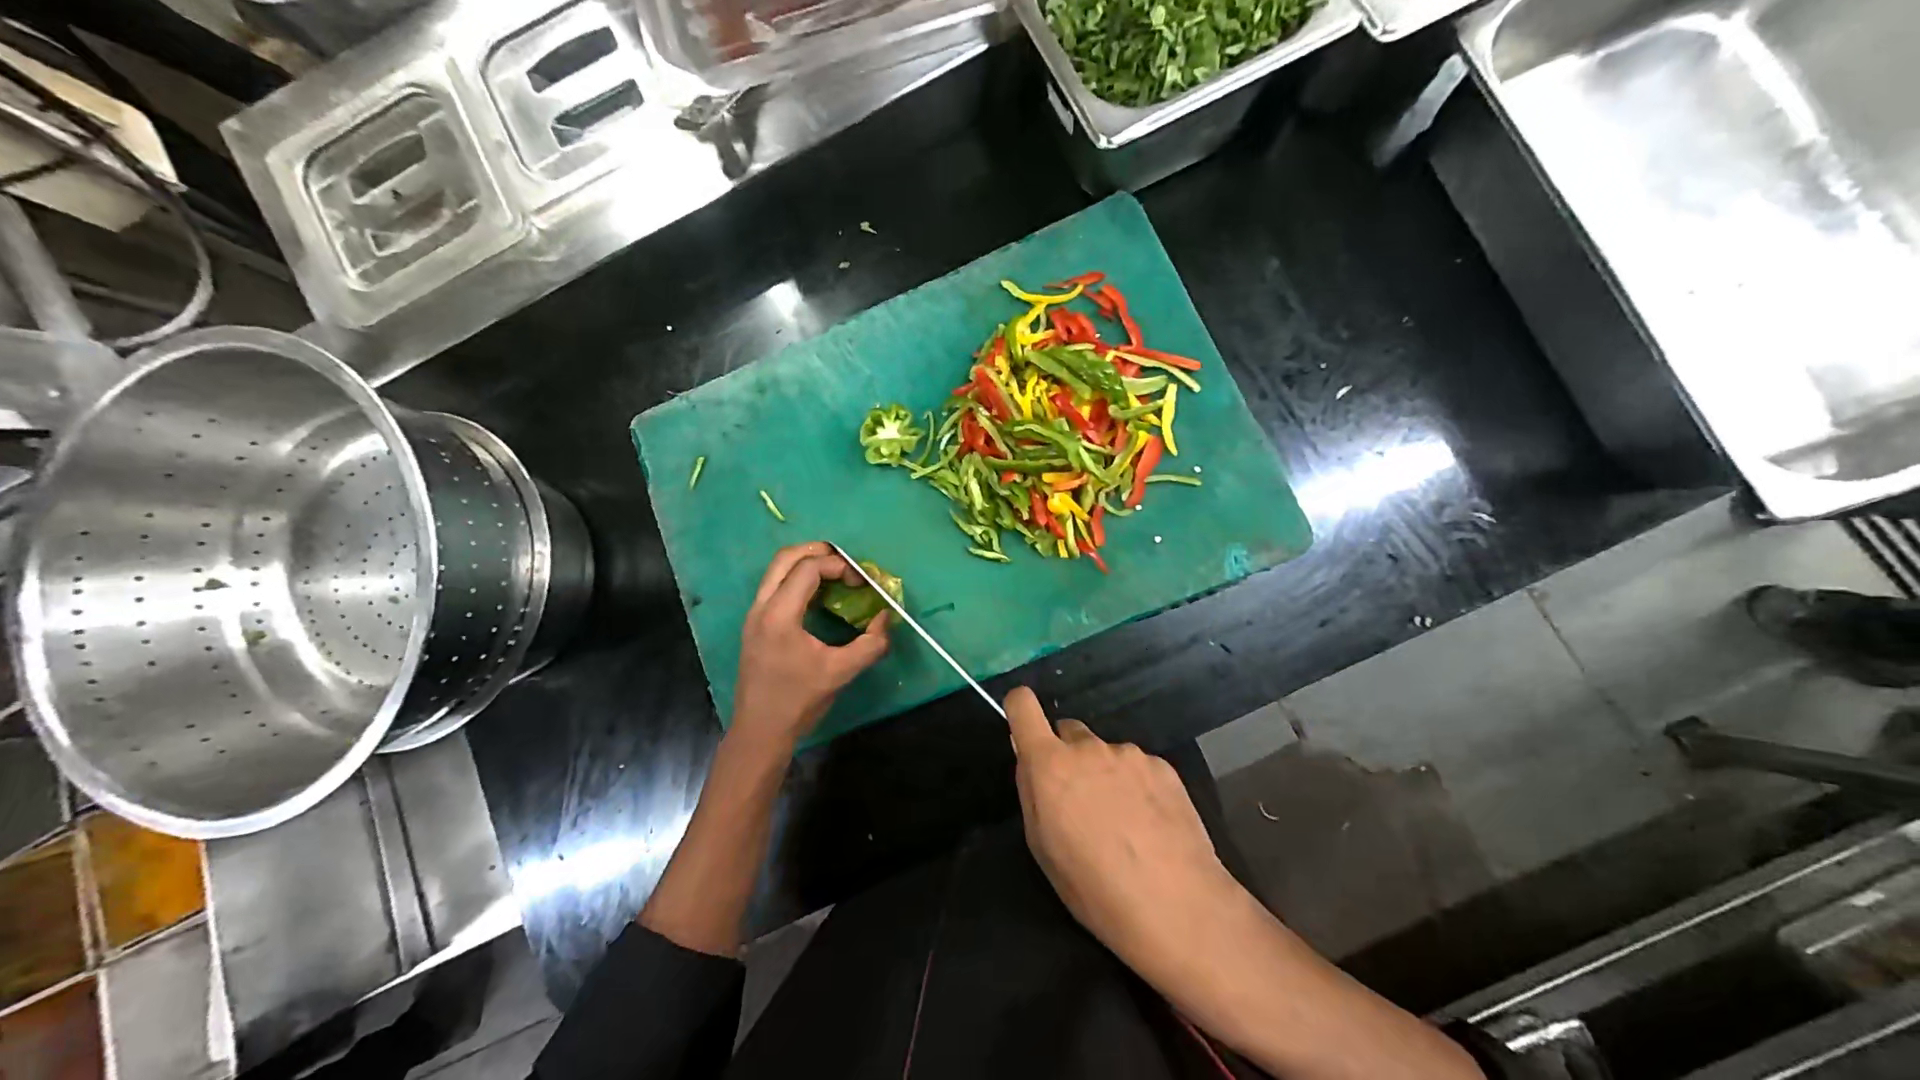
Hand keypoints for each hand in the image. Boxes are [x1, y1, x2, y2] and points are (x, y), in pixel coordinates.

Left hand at [731, 541, 889, 747]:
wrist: (761, 730)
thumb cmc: (799, 701)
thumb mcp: (841, 672)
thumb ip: (870, 644)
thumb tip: (886, 619)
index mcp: (780, 614)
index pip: (808, 569)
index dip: (838, 566)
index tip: (861, 581)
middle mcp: (761, 607)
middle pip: (785, 558)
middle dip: (817, 552)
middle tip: (845, 562)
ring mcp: (754, 615)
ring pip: (776, 571)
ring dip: (805, 564)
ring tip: (835, 574)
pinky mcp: (755, 625)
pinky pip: (774, 587)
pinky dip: (796, 580)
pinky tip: (818, 597)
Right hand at [1005, 686, 1237, 970]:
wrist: (1178, 906)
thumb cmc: (1094, 888)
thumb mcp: (1043, 847)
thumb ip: (1032, 791)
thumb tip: (1029, 757)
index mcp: (1050, 764)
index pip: (1023, 705)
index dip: (1019, 710)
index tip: (1024, 731)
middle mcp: (1089, 747)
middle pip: (1068, 733)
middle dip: (1067, 758)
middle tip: (1080, 803)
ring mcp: (1131, 754)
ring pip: (1105, 754)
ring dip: (1105, 774)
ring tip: (1123, 823)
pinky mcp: (1164, 767)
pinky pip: (1138, 767)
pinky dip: (1137, 786)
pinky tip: (1150, 824)